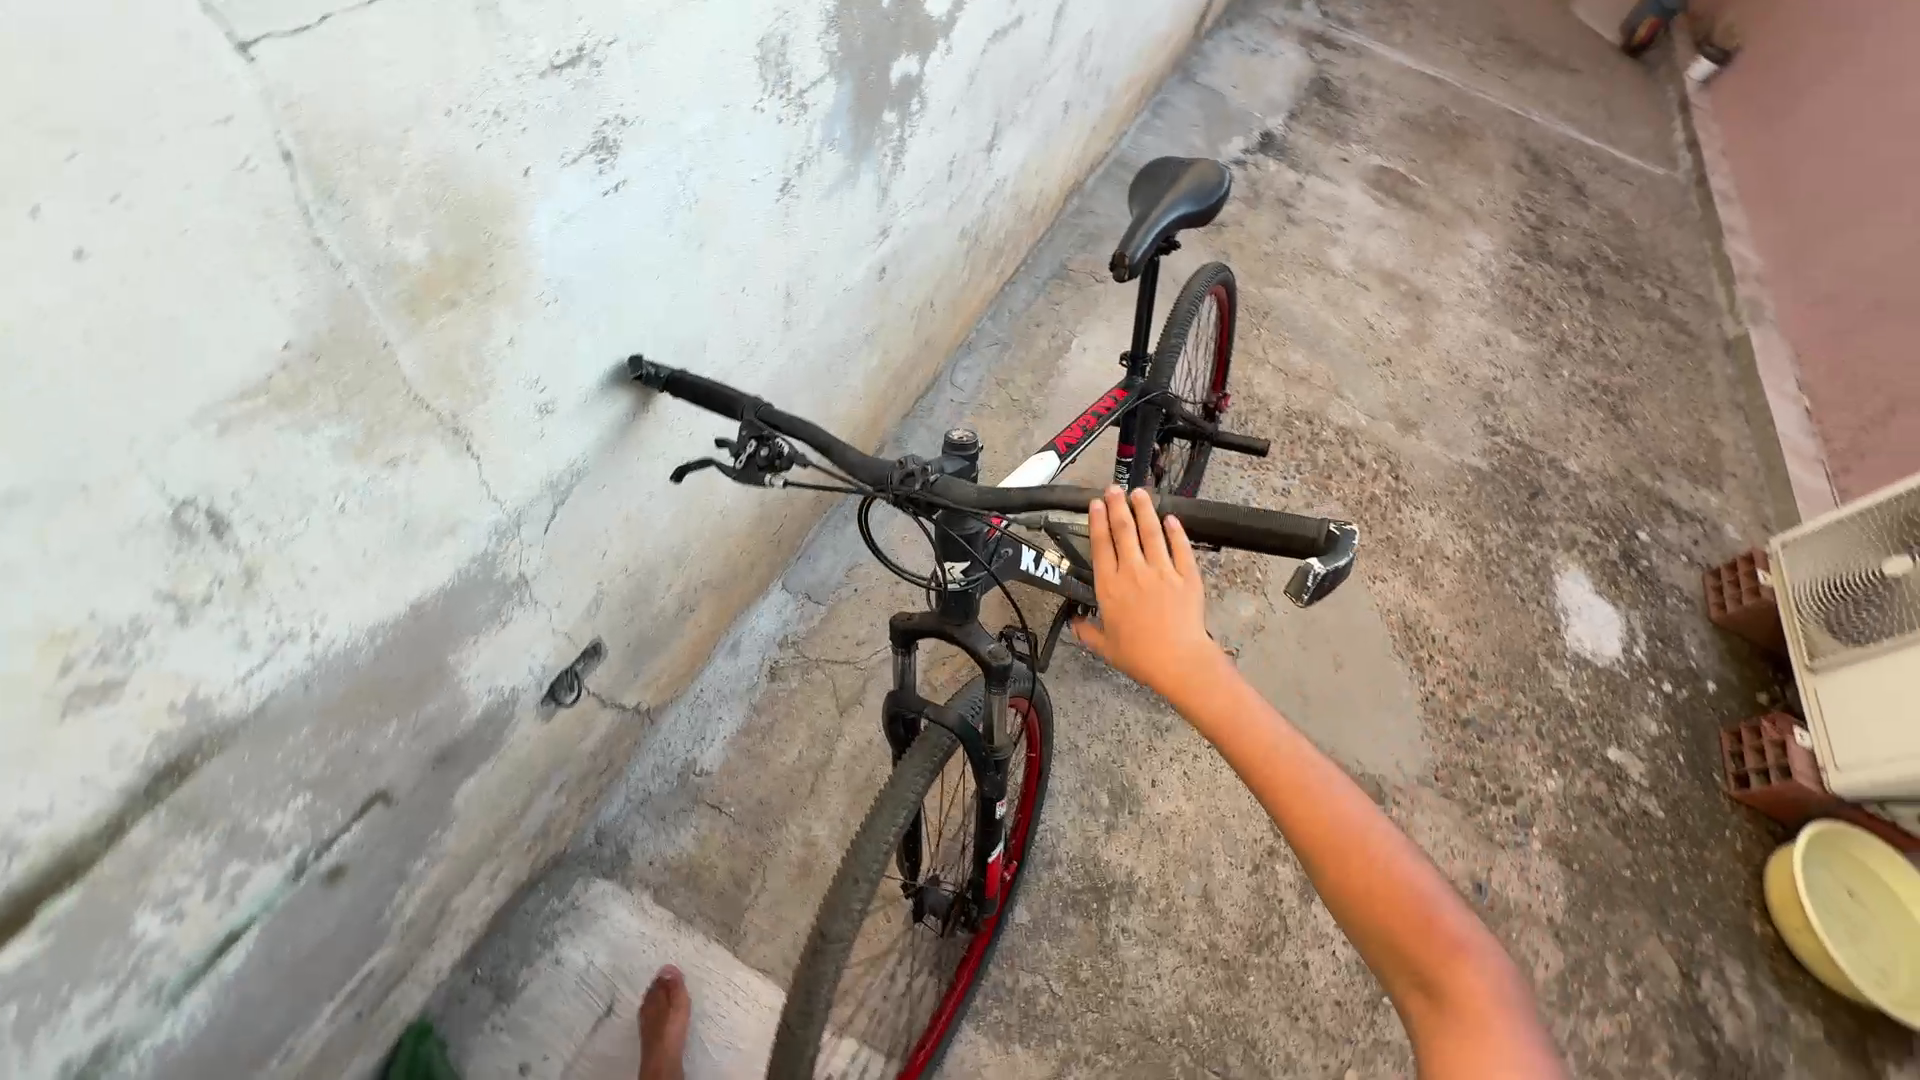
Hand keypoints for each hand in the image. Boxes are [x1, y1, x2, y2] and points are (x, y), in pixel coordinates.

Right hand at [1072, 487, 1226, 700]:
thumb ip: (1087, 632)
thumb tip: (1075, 624)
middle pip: (1123, 530)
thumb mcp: (1105, 647)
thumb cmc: (1140, 656)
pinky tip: (1170, 519)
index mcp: (1110, 587)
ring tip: (1139, 493)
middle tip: (1113, 489)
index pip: (1101, 545)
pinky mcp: (1186, 576)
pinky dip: (1175, 531)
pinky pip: (1179, 547)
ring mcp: (1161, 571)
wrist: (1177, 660)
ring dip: (1144, 509)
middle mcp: (1133, 572)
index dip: (1098, 521)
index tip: (1096, 505)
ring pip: (1151, 532)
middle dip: (1117, 506)